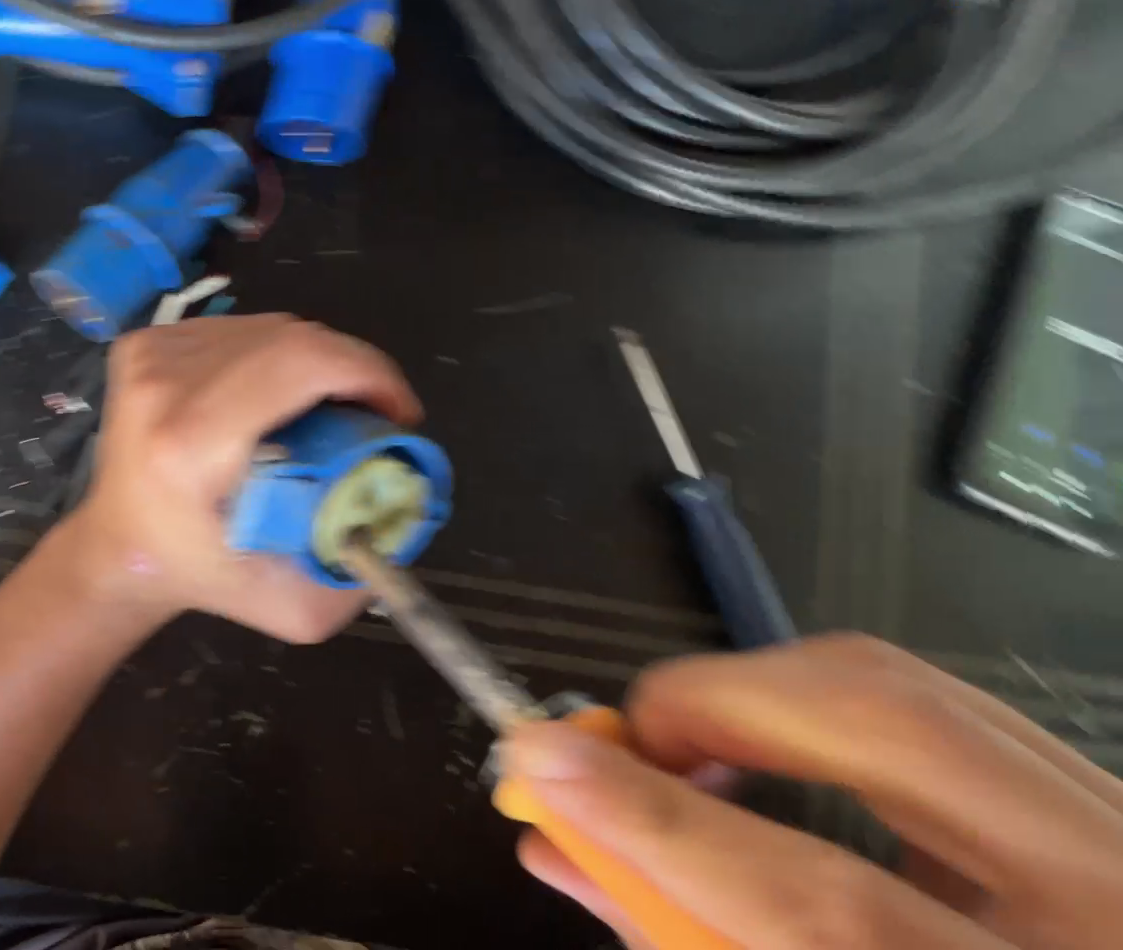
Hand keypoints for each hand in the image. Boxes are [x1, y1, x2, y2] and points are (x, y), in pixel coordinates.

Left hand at [58, 314, 421, 643]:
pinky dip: (269, 355)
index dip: (367, 373)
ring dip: (311, 361)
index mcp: (191, 443)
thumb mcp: (293, 608)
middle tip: (371, 414)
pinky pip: (235, 330)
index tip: (398, 413)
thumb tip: (409, 513)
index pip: (298, 362)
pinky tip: (270, 394)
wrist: (120, 547)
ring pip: (267, 328)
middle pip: (290, 338)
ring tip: (322, 409)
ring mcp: (149, 356)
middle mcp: (163, 385)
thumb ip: (359, 571)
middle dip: (351, 368)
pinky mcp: (142, 344)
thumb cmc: (202, 575)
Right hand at [506, 633, 1122, 948]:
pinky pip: (916, 692)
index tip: (539, 756)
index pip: (817, 897)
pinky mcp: (1081, 782)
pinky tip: (762, 755)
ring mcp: (1112, 821)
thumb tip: (553, 843)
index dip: (657, 818)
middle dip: (705, 705)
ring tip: (678, 749)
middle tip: (622, 741)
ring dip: (743, 692)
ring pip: (893, 680)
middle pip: (880, 723)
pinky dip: (800, 701)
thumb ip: (676, 932)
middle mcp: (1111, 898)